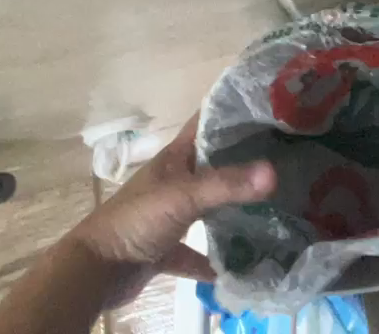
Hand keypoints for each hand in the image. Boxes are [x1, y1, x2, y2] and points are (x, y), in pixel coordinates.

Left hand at [63, 116, 275, 304]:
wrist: (95, 271)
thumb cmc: (137, 219)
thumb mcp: (184, 196)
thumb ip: (227, 185)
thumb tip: (274, 173)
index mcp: (176, 157)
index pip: (208, 122)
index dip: (234, 111)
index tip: (270, 107)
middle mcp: (174, 179)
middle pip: (213, 163)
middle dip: (244, 159)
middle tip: (283, 155)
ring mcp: (168, 213)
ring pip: (207, 204)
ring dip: (231, 207)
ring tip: (270, 204)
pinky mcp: (164, 247)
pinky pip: (194, 250)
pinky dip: (212, 256)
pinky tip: (237, 263)